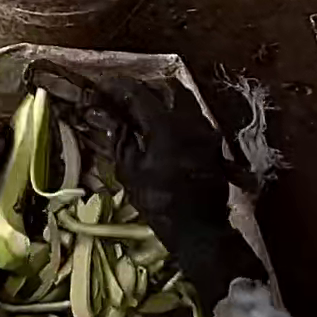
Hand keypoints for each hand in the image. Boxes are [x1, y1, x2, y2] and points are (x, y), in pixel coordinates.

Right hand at [98, 76, 267, 298]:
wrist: (199, 230)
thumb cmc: (158, 200)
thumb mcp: (129, 169)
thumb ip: (119, 136)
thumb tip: (103, 114)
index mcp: (166, 125)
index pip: (139, 93)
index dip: (118, 87)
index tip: (103, 86)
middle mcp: (190, 121)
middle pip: (166, 88)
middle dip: (144, 88)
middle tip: (124, 97)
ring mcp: (206, 131)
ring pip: (184, 101)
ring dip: (162, 100)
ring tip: (142, 111)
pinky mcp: (213, 144)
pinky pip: (193, 117)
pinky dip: (175, 115)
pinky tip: (161, 128)